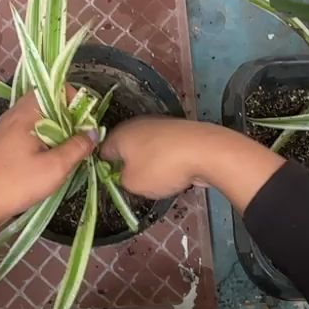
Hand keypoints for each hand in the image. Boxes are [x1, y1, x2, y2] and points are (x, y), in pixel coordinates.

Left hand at [0, 94, 96, 234]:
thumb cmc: (17, 183)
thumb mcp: (55, 167)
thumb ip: (77, 147)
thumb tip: (93, 133)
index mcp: (26, 113)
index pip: (55, 89)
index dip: (75, 101)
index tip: (86, 122)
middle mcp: (14, 115)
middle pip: (48, 103)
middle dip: (68, 117)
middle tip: (80, 138)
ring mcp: (7, 128)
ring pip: (39, 119)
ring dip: (57, 130)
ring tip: (69, 149)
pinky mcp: (4, 143)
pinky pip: (29, 131)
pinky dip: (44, 138)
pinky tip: (51, 157)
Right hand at [101, 117, 283, 210]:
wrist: (205, 151)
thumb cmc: (161, 167)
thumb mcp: (132, 183)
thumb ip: (122, 179)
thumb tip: (126, 173)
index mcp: (120, 134)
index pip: (102, 151)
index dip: (104, 168)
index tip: (111, 182)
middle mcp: (137, 125)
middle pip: (126, 147)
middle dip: (128, 164)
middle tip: (133, 183)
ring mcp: (159, 125)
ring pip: (146, 147)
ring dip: (148, 162)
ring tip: (155, 180)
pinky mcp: (178, 131)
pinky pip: (164, 148)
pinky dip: (165, 159)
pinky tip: (173, 171)